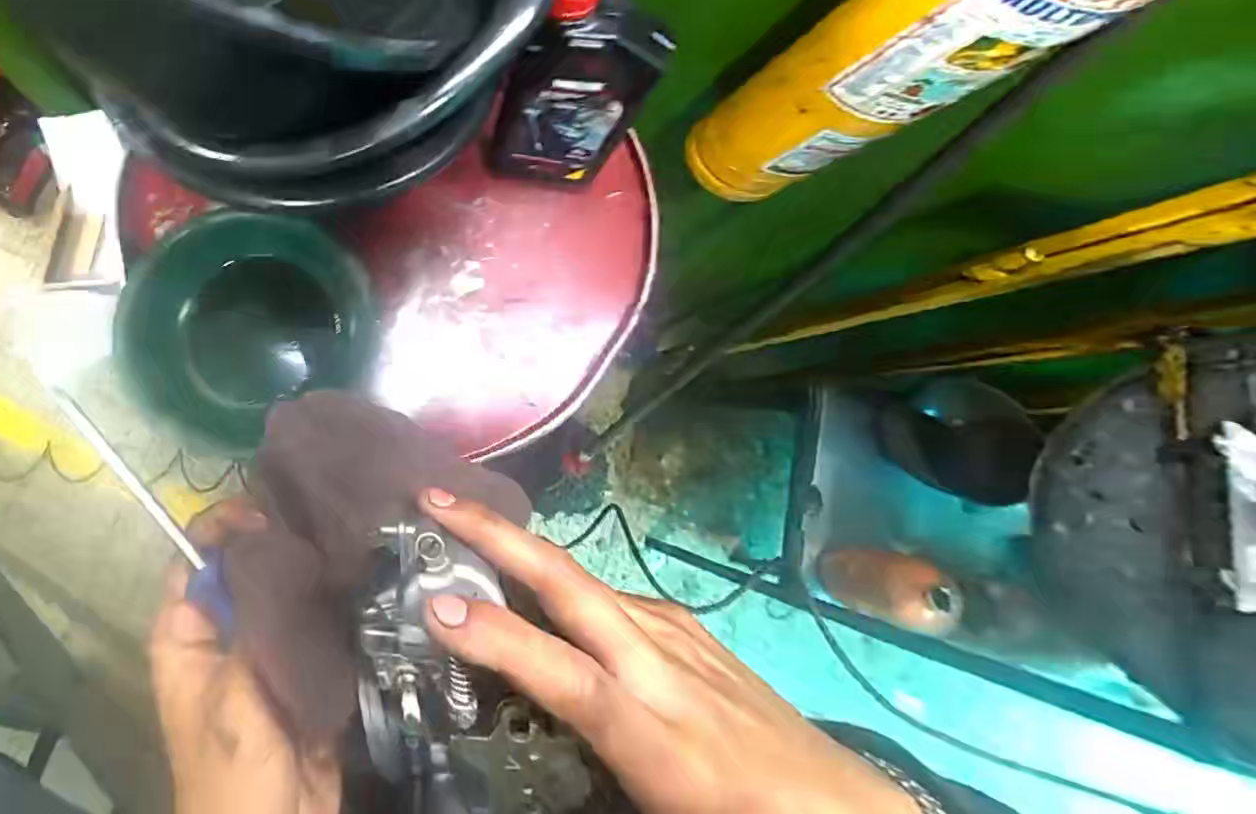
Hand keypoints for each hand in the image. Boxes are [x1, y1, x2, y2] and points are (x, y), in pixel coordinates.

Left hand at [149, 498, 340, 813]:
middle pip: (239, 568)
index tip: (260, 514)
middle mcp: (219, 630)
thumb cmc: (234, 776)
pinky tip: (346, 576)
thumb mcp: (233, 700)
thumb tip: (267, 559)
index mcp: (186, 634)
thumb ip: (248, 629)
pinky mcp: (293, 663)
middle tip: (308, 523)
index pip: (194, 560)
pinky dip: (322, 598)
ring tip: (331, 540)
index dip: (220, 529)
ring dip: (299, 566)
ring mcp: (258, 645)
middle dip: (269, 541)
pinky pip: (304, 617)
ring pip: (274, 589)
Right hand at [416, 489, 915, 813]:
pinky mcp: (684, 621)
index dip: (500, 639)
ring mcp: (675, 631)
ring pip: (581, 575)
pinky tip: (531, 576)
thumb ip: (586, 764)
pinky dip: (553, 573)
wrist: (849, 812)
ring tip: (460, 521)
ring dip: (513, 541)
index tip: (436, 606)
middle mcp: (662, 665)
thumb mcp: (656, 811)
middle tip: (433, 500)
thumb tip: (518, 724)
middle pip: (569, 584)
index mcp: (657, 735)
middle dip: (495, 535)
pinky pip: (604, 590)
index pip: (567, 676)